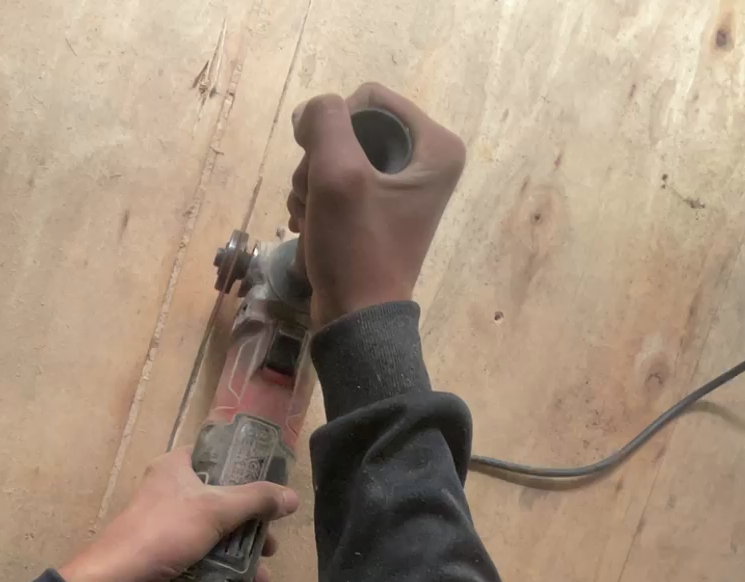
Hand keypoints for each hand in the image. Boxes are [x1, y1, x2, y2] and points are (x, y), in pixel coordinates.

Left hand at [59, 450, 299, 581]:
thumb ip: (257, 500)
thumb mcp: (216, 508)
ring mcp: (173, 529)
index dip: (244, 469)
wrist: (121, 581)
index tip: (271, 486)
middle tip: (271, 545)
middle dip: (253, 529)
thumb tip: (292, 497)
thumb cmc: (165, 530)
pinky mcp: (173, 560)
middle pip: (225, 504)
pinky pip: (208, 565)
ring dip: (244, 560)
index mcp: (176, 468)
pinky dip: (228, 579)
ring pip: (219, 538)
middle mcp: (174, 494)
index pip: (215, 458)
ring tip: (262, 578)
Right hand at [287, 84, 465, 328]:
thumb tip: (310, 110)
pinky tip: (310, 229)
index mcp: (436, 147)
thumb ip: (323, 123)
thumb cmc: (355, 248)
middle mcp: (424, 164)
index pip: (370, 100)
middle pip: (353, 132)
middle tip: (311, 199)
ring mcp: (400, 191)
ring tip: (309, 219)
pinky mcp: (378, 215)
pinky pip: (339, 189)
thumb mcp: (336, 175)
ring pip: (339, 161)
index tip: (319, 167)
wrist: (355, 318)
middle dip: (320, 163)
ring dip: (311, 187)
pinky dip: (317, 206)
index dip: (334, 125)